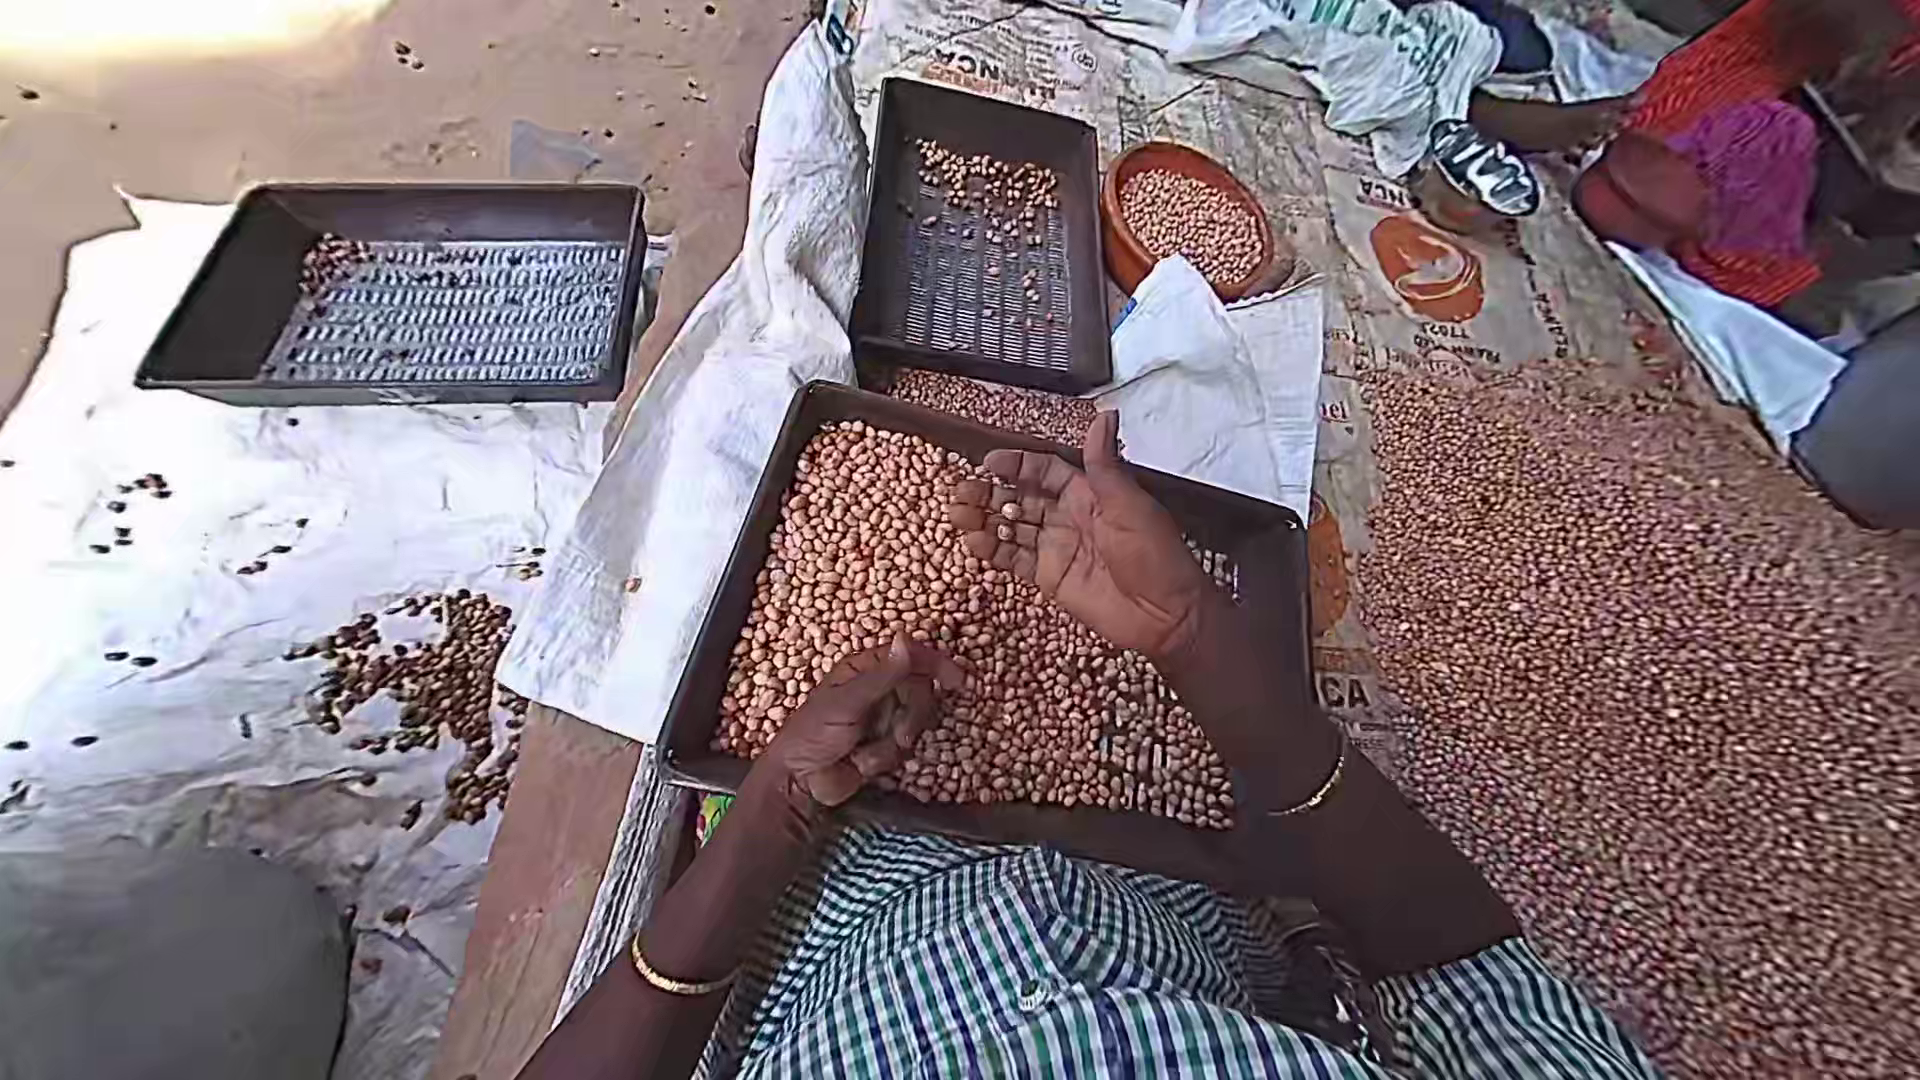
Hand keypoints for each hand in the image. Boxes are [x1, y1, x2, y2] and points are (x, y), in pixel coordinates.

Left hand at [759, 632, 963, 815]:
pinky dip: (886, 758)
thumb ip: (884, 674)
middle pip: (920, 691)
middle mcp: (878, 688)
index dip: (936, 665)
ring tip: (869, 753)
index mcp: (866, 668)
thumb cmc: (814, 732)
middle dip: (913, 715)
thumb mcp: (849, 701)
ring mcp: (882, 716)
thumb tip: (906, 639)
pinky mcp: (884, 744)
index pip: (910, 656)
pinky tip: (862, 764)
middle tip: (901, 733)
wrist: (799, 783)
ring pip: (916, 721)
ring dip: (895, 742)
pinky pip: (904, 747)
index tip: (957, 679)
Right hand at [946, 410, 1215, 660]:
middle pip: (1020, 499)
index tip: (988, 463)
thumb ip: (1104, 465)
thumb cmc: (1153, 554)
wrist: (1164, 614)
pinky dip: (993, 551)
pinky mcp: (1048, 577)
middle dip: (989, 494)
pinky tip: (972, 544)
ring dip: (983, 520)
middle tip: (960, 491)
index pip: (1044, 471)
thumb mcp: (1128, 504)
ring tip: (955, 515)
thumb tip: (1104, 414)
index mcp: (1087, 493)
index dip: (1016, 465)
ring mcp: (1055, 548)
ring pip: (1011, 528)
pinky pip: (1015, 559)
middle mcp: (1066, 516)